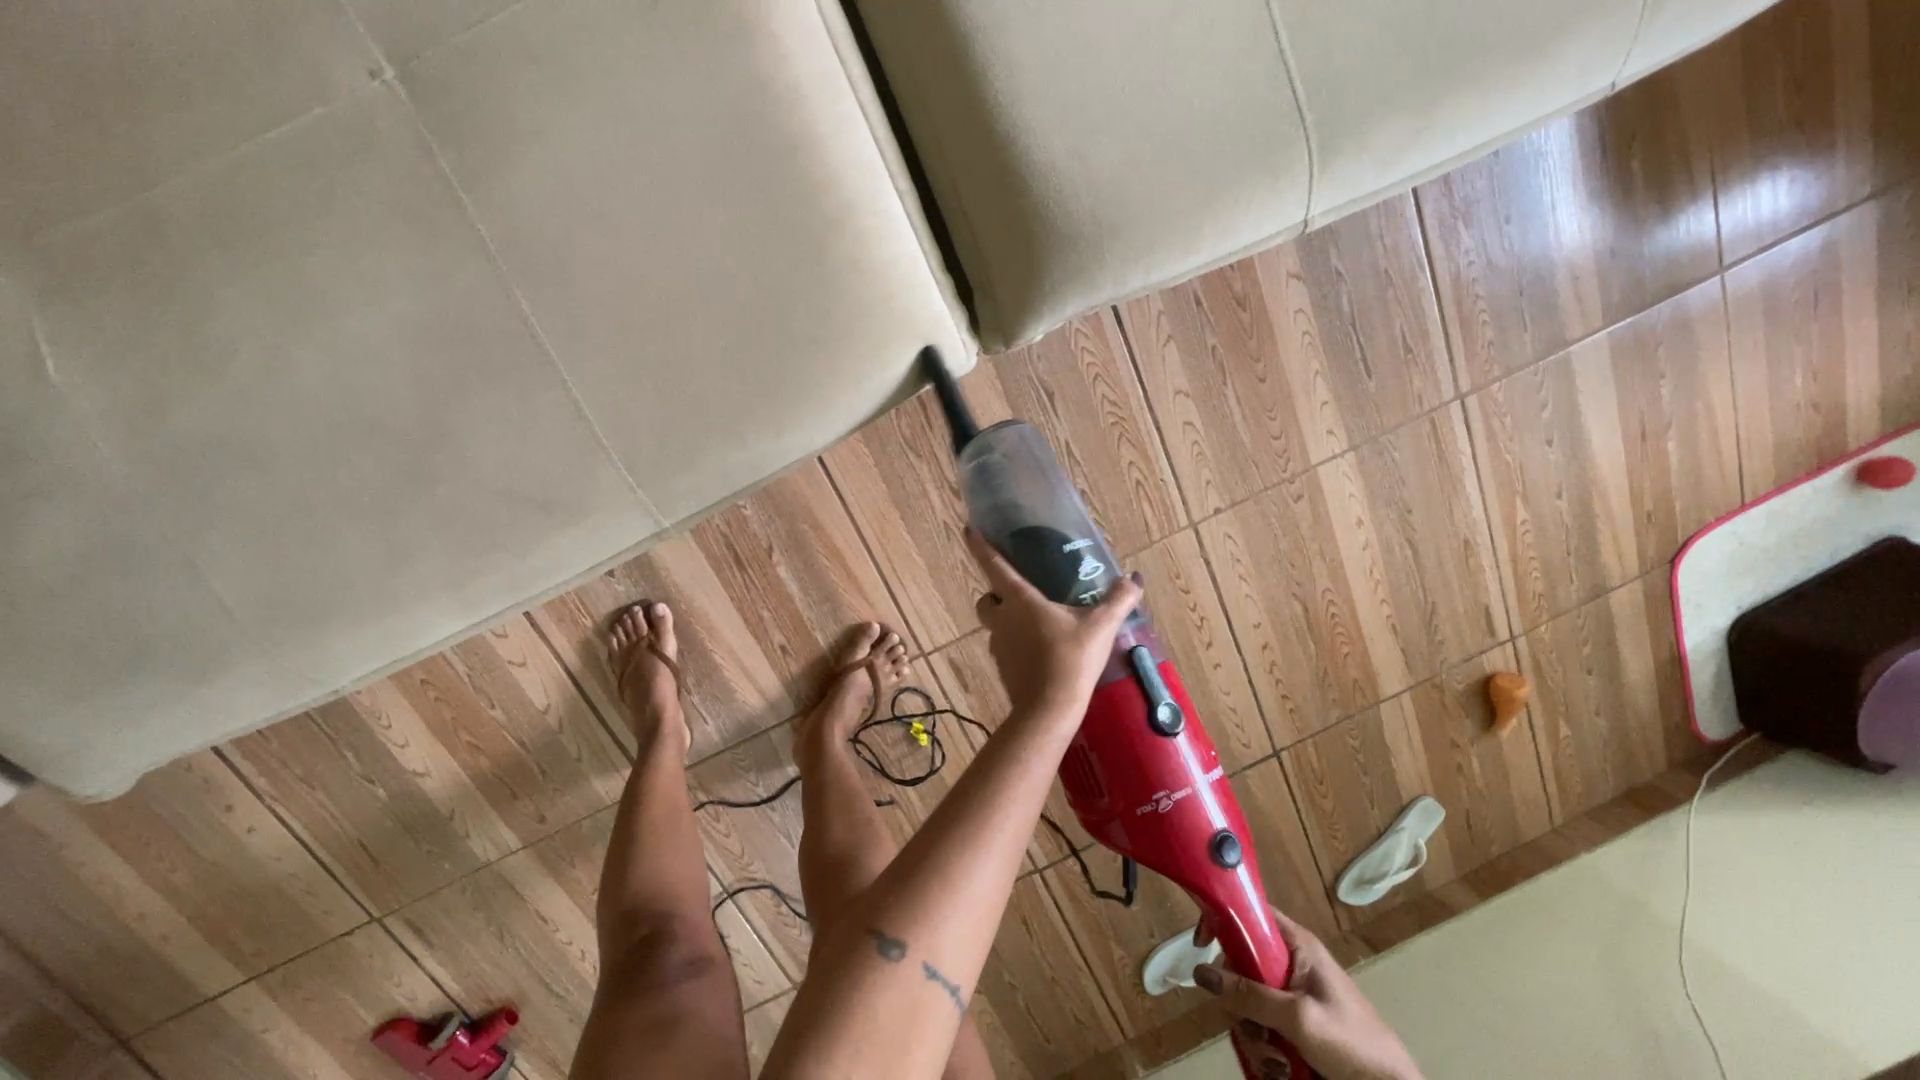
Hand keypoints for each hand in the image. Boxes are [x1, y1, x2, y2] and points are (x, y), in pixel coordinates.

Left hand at [964, 527, 1142, 717]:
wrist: (1049, 709)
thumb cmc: (1071, 659)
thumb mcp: (1101, 626)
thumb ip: (1118, 599)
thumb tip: (1134, 578)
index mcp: (1019, 600)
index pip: (993, 565)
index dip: (979, 545)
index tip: (968, 529)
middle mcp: (1003, 619)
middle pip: (986, 599)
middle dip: (994, 593)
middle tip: (1018, 593)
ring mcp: (999, 646)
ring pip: (995, 625)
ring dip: (1008, 620)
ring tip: (1038, 623)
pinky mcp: (1004, 669)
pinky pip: (1005, 648)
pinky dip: (1017, 645)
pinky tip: (1041, 651)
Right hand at [1194, 910, 1421, 1079]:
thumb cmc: (1353, 1043)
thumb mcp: (1298, 1018)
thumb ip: (1249, 995)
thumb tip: (1199, 971)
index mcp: (1297, 945)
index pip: (1251, 913)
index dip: (1223, 919)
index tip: (1200, 944)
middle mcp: (1290, 965)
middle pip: (1239, 966)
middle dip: (1239, 1001)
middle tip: (1253, 1025)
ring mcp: (1290, 997)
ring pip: (1246, 1003)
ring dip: (1253, 1033)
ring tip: (1279, 1060)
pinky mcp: (1292, 1026)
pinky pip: (1259, 1027)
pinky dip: (1263, 1048)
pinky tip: (1282, 1068)